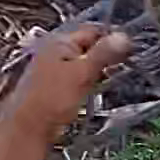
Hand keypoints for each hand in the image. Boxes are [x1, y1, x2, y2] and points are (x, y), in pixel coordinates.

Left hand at [0, 26, 131, 141]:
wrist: (28, 128)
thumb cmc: (54, 99)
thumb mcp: (82, 73)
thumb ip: (103, 54)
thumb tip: (124, 36)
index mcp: (59, 42)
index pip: (92, 30)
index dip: (112, 38)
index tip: (131, 50)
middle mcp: (54, 50)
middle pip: (88, 45)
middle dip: (107, 53)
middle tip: (126, 64)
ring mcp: (53, 67)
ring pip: (84, 61)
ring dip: (98, 68)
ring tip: (115, 77)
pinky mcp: (54, 84)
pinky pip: (77, 75)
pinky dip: (89, 79)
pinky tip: (96, 88)